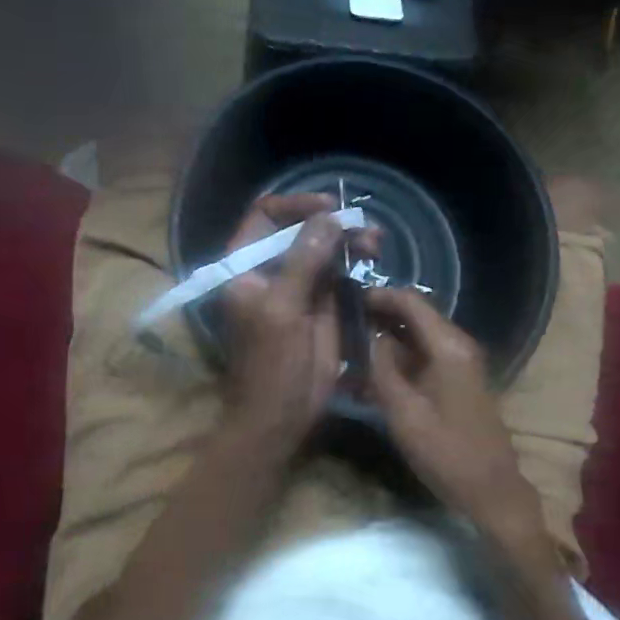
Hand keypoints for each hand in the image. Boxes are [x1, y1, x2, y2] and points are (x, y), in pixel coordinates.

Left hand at [218, 194, 374, 441]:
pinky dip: (356, 260)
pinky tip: (373, 257)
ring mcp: (298, 284)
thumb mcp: (282, 308)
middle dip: (332, 223)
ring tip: (374, 243)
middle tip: (363, 229)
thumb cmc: (270, 363)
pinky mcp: (322, 302)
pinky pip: (340, 270)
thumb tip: (328, 218)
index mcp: (245, 265)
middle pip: (300, 228)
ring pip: (324, 247)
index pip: (265, 215)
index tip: (327, 208)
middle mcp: (271, 268)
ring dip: (349, 239)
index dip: (295, 205)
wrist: (281, 414)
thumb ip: (303, 260)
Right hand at [366, 289, 543, 540]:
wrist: (491, 491)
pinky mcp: (458, 379)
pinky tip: (374, 369)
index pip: (411, 302)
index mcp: (449, 346)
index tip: (348, 299)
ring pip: (418, 336)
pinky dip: (400, 356)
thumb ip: (382, 368)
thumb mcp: (403, 412)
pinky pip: (424, 354)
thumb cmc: (446, 452)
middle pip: (415, 315)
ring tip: (352, 344)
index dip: (379, 296)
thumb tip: (370, 335)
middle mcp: (458, 345)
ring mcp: (461, 362)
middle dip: (380, 315)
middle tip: (343, 322)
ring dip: (388, 337)